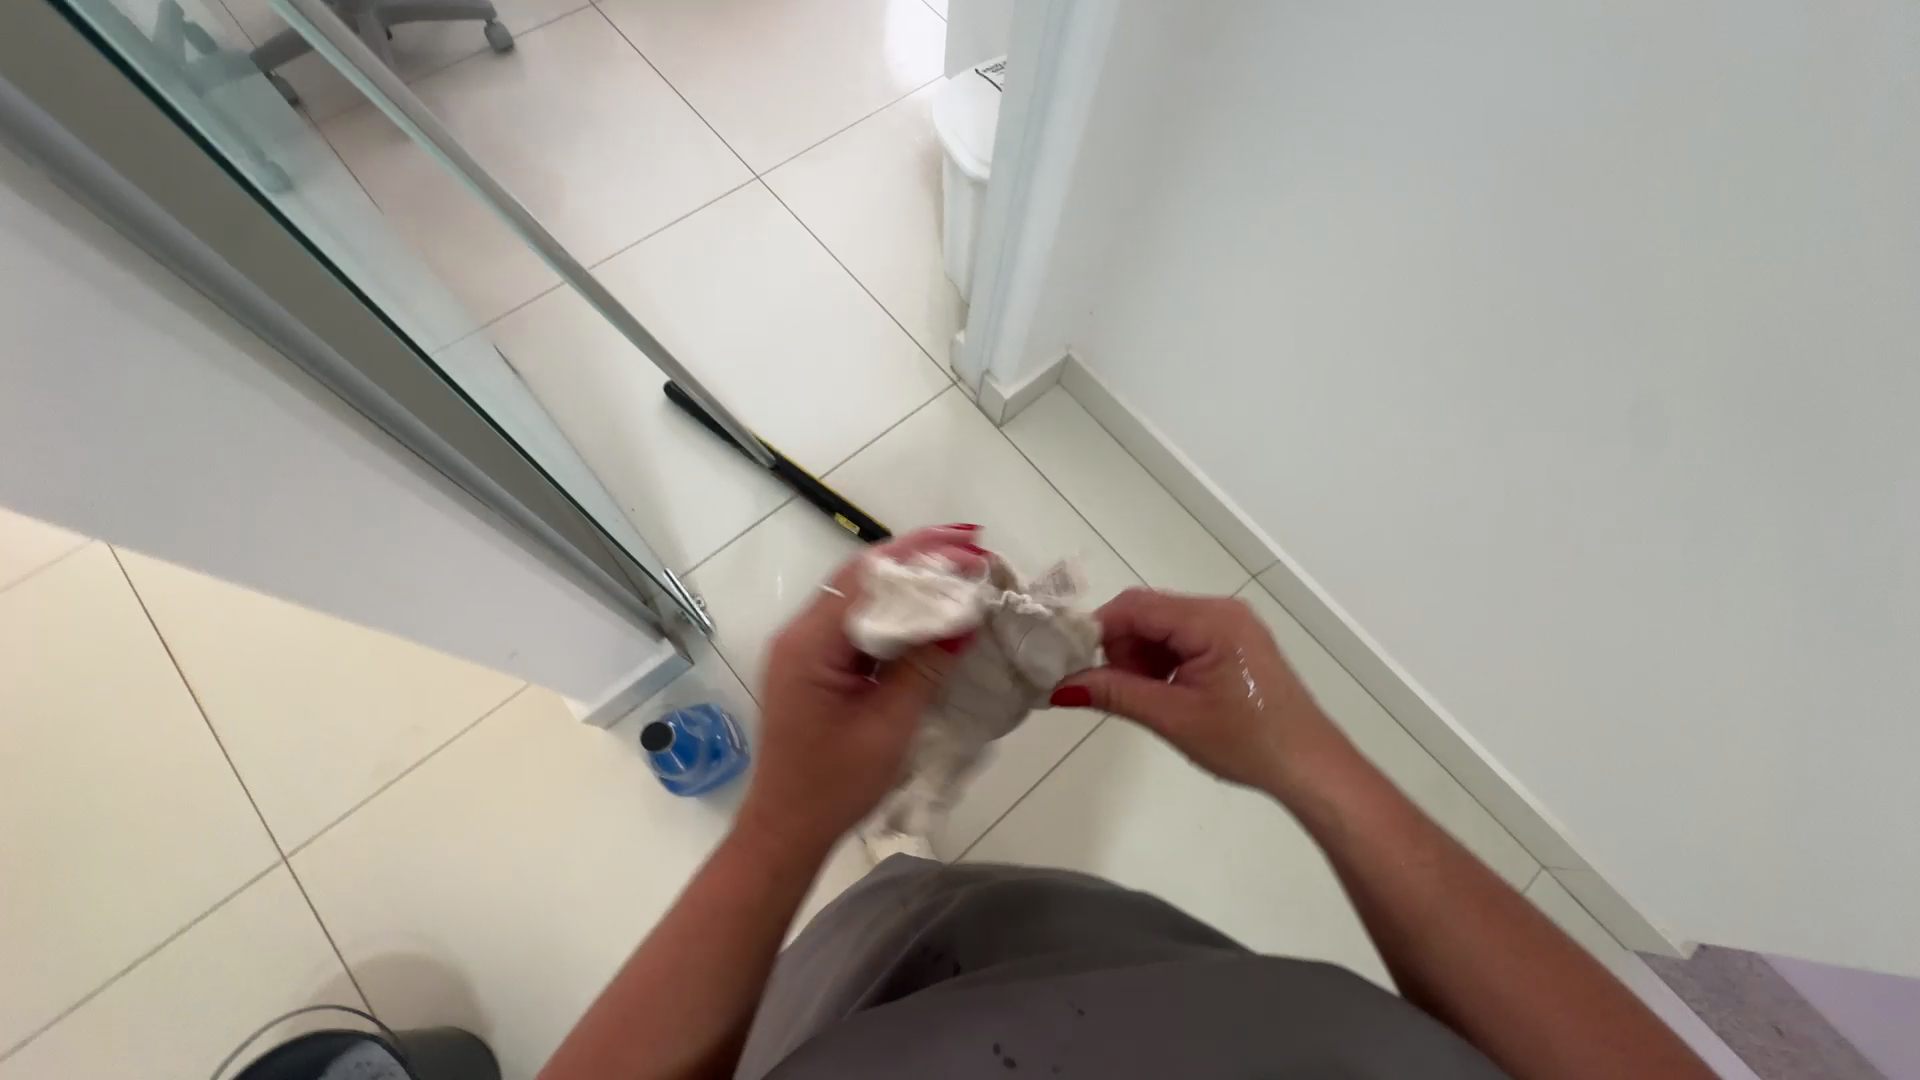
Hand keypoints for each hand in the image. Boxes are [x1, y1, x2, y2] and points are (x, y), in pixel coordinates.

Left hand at [737, 526, 980, 852]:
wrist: (786, 829)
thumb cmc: (835, 786)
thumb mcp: (890, 726)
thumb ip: (925, 666)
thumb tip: (966, 618)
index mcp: (810, 644)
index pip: (868, 579)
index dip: (921, 557)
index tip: (969, 547)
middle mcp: (801, 634)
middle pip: (861, 576)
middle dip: (916, 557)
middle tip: (970, 545)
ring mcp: (804, 647)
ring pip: (860, 594)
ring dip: (906, 580)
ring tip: (956, 568)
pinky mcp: (814, 663)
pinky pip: (857, 621)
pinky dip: (894, 609)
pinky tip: (927, 609)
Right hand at [1049, 588, 1343, 793]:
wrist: (1310, 767)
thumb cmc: (1246, 742)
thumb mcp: (1173, 717)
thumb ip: (1115, 693)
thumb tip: (1060, 687)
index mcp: (1211, 620)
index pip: (1135, 606)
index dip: (1098, 631)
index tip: (1074, 664)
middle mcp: (1221, 610)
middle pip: (1147, 612)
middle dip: (1121, 647)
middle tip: (1113, 688)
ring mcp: (1231, 624)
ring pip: (1162, 627)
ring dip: (1140, 657)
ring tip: (1143, 697)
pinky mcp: (1234, 642)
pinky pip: (1183, 638)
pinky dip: (1162, 661)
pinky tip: (1165, 693)